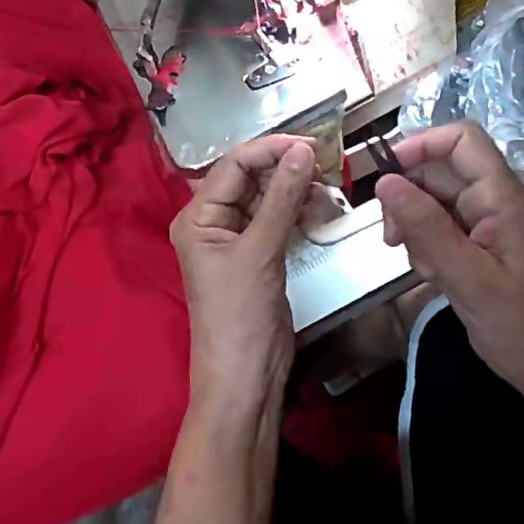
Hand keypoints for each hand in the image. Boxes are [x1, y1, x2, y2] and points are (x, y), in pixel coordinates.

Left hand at [170, 135, 317, 418]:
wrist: (245, 377)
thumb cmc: (240, 314)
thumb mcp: (260, 251)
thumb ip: (282, 198)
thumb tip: (304, 151)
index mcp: (197, 215)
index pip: (234, 164)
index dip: (272, 150)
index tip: (312, 146)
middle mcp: (212, 220)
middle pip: (250, 177)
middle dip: (285, 167)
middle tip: (326, 164)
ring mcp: (236, 237)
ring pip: (266, 196)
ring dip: (294, 188)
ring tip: (326, 187)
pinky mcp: (257, 253)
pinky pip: (276, 218)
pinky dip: (296, 209)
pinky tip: (318, 205)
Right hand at [374, 123, 523, 414]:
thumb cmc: (520, 326)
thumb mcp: (468, 277)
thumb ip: (426, 227)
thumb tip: (384, 182)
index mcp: (502, 198)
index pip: (462, 140)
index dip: (422, 144)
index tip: (386, 174)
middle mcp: (492, 201)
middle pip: (438, 171)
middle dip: (408, 198)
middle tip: (392, 237)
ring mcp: (483, 223)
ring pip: (431, 201)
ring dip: (414, 227)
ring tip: (423, 266)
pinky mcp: (474, 245)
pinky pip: (436, 228)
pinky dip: (424, 245)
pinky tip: (431, 276)